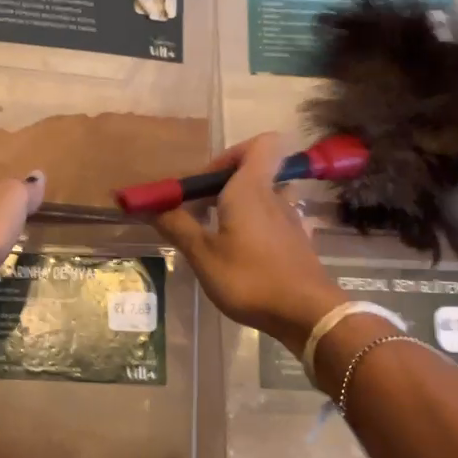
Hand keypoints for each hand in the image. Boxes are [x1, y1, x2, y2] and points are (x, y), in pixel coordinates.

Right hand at [148, 133, 345, 353]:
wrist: (305, 313)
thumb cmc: (249, 277)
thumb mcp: (203, 254)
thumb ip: (177, 226)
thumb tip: (152, 205)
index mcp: (251, 189)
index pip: (261, 144)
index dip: (232, 154)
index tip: (207, 182)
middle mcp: (275, 196)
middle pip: (257, 172)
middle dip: (226, 187)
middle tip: (200, 213)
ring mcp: (291, 220)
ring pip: (268, 198)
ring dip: (245, 207)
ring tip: (221, 232)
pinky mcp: (299, 244)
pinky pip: (278, 223)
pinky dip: (260, 230)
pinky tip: (245, 253)